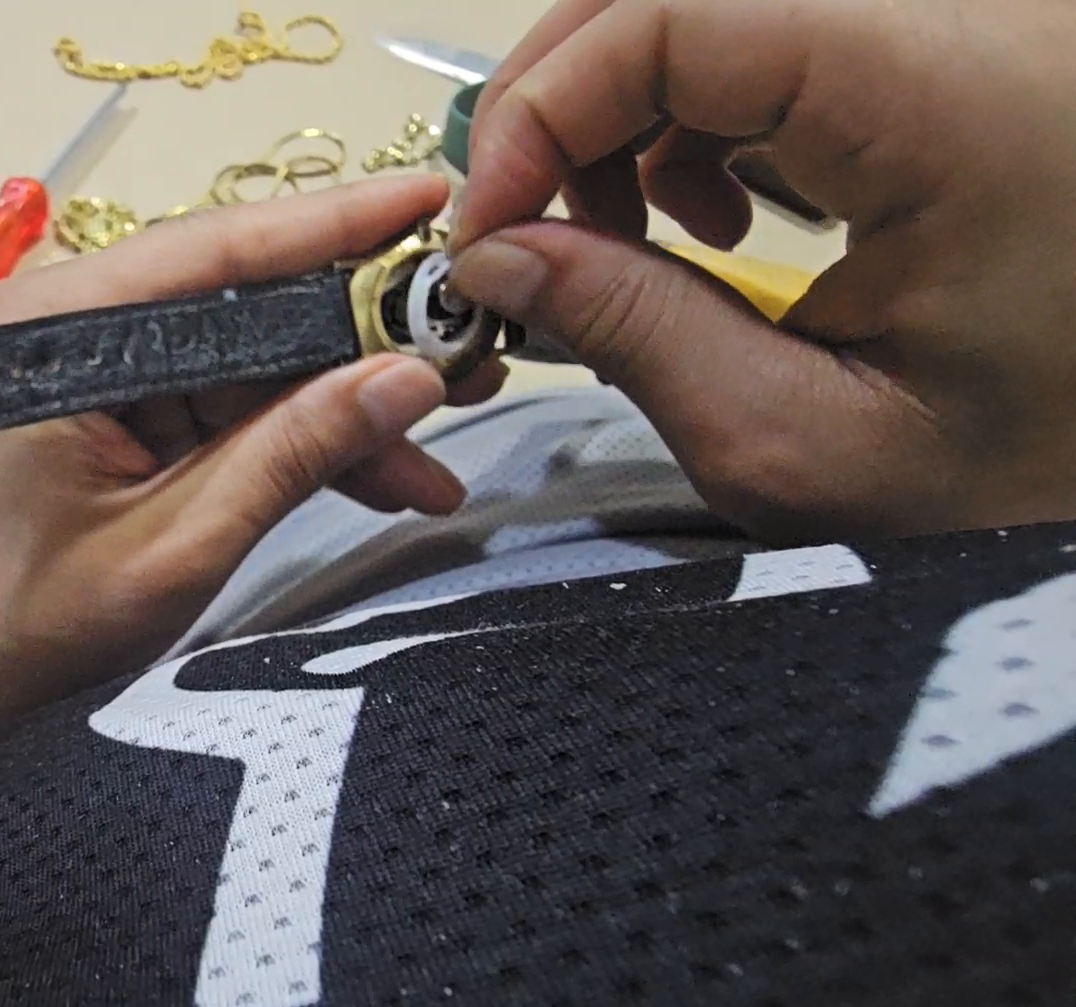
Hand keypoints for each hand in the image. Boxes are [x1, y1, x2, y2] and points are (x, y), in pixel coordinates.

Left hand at [0, 176, 506, 760]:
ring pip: (241, 364)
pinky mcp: (114, 411)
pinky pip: (218, 407)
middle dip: (350, 344)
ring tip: (430, 444)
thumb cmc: (39, 627)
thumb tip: (406, 378)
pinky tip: (370, 475)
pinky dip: (287, 441)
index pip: (206, 255)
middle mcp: (63, 332)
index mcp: (49, 338)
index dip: (327, 230)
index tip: (427, 203)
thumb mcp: (177, 546)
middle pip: (234, 307)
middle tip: (459, 354)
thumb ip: (288, 456)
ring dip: (332, 408)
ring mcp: (90, 372)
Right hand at [448, 0, 1075, 541]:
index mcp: (980, 101)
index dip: (542, 109)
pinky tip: (698, 215)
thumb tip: (493, 258)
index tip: (483, 225)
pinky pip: (773, 39)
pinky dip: (682, 120)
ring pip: (717, 8)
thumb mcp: (784, 436)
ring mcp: (987, 28)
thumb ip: (626, 328)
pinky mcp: (963, 55)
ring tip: (608, 236)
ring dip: (613, 114)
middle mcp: (1006, 20)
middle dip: (558, 94)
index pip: (686, 11)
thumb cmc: (1006, 478)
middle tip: (511, 213)